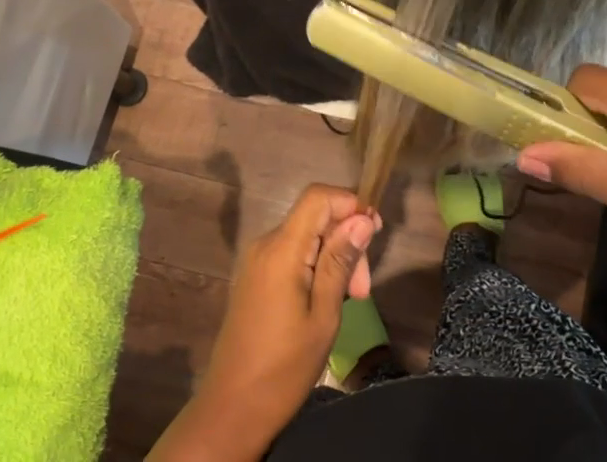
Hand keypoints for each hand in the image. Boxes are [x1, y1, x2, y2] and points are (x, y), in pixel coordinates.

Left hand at [154, 185, 377, 460]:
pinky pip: (293, 254)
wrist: (232, 408)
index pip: (318, 197)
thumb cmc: (284, 367)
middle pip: (315, 217)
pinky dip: (316, 267)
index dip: (350, 204)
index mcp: (281, 249)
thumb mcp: (323, 315)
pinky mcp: (255, 278)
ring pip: (306, 237)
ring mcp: (257, 261)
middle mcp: (265, 245)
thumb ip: (340, 262)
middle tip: (363, 290)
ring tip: (350, 300)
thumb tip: (363, 218)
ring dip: (334, 258)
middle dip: (346, 240)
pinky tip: (326, 302)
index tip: (374, 236)